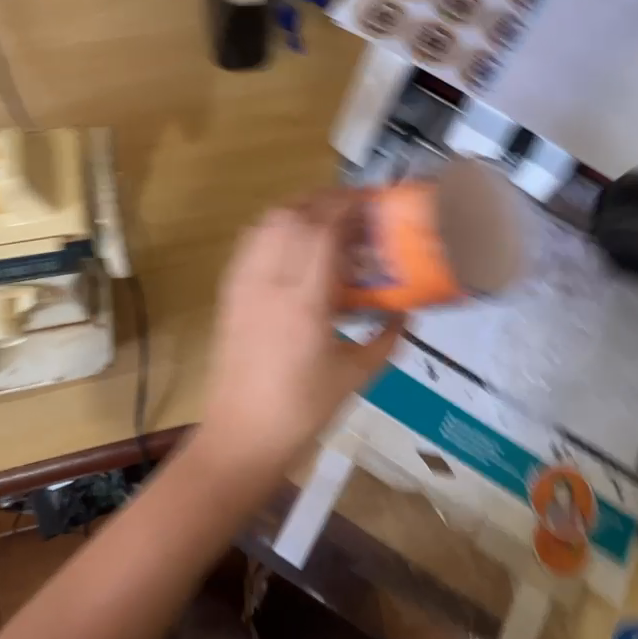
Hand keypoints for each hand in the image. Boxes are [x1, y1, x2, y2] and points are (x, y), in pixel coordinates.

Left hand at [196, 195, 405, 471]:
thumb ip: (386, 340)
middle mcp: (269, 283)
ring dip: (299, 209)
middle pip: (293, 215)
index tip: (371, 203)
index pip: (323, 230)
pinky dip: (275, 228)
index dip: (347, 207)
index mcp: (304, 302)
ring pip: (267, 222)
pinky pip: (250, 241)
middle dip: (326, 202)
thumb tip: (408, 314)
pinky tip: (294, 244)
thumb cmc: (302, 412)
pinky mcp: (228, 292)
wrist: (240, 436)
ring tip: (327, 221)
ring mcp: (243, 285)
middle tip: (354, 211)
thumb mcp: (355, 377)